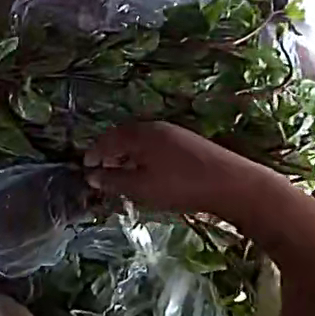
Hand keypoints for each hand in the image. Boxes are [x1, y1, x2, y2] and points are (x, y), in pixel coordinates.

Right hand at [83, 122, 279, 217]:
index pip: (107, 139)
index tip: (85, 167)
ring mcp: (174, 133)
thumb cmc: (180, 186)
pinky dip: (143, 156)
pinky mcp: (187, 143)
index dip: (94, 153)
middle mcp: (155, 128)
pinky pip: (155, 145)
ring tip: (121, 174)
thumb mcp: (141, 187)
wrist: (230, 183)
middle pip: (124, 136)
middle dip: (109, 152)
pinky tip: (148, 173)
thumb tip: (92, 176)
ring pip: (141, 141)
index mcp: (140, 134)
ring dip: (127, 155)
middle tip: (100, 170)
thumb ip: (114, 181)